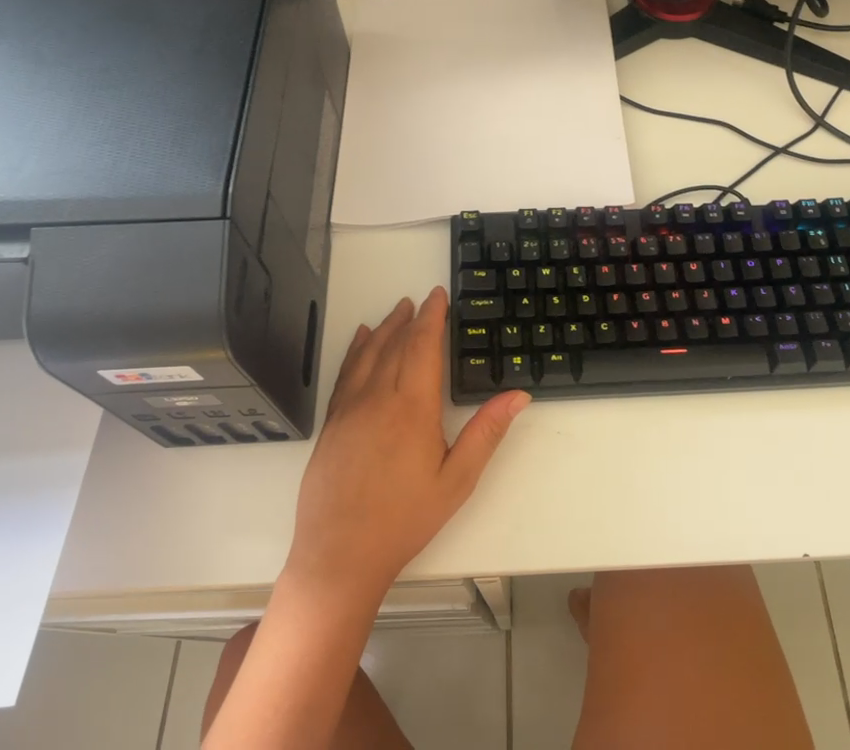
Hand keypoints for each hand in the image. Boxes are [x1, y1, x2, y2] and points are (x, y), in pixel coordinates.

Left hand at [284, 287, 529, 602]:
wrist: (340, 552)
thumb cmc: (405, 519)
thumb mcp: (457, 480)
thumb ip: (486, 432)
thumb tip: (518, 395)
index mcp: (412, 408)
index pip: (422, 347)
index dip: (432, 318)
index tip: (438, 296)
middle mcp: (377, 399)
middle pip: (394, 345)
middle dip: (410, 319)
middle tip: (421, 299)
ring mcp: (349, 410)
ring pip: (367, 355)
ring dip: (384, 329)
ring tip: (396, 311)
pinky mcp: (332, 424)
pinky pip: (345, 374)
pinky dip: (355, 351)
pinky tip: (361, 341)